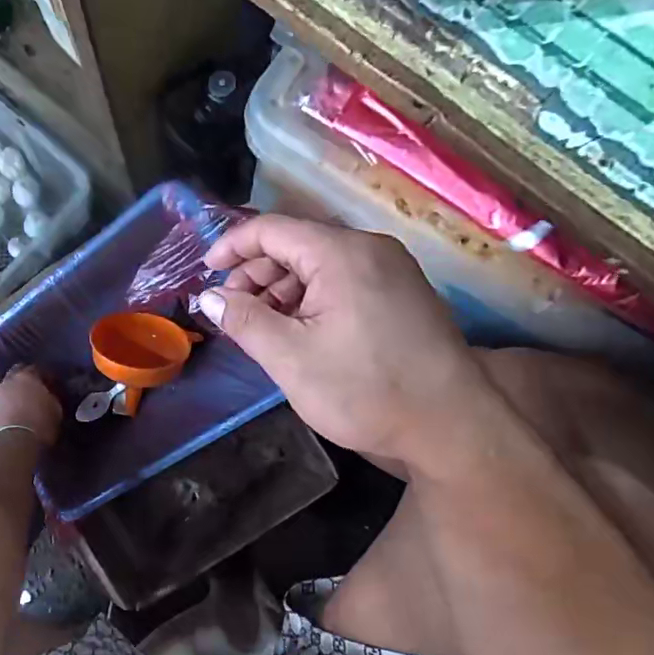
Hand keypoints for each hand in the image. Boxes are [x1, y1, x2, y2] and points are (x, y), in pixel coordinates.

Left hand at [0, 365, 61, 445]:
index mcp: (27, 376)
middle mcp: (9, 380)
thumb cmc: (41, 423)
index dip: (45, 377)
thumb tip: (50, 394)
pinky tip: (15, 413)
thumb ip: (52, 396)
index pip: (37, 369)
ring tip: (24, 404)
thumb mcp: (56, 408)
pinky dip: (8, 404)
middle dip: (26, 381)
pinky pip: (1, 401)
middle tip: (36, 391)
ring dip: (15, 393)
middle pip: (18, 374)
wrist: (16, 442)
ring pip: (8, 388)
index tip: (51, 385)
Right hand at [200, 215, 487, 471]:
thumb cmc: (363, 390)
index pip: (272, 229)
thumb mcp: (290, 357)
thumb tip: (208, 297)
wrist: (449, 425)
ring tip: (263, 328)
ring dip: (284, 289)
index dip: (231, 247)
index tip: (205, 273)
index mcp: (341, 254)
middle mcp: (370, 249)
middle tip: (233, 312)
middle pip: (297, 244)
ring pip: (322, 265)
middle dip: (256, 274)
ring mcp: (392, 270)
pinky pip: (346, 281)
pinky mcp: (403, 295)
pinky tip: (302, 332)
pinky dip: (314, 299)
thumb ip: (244, 320)